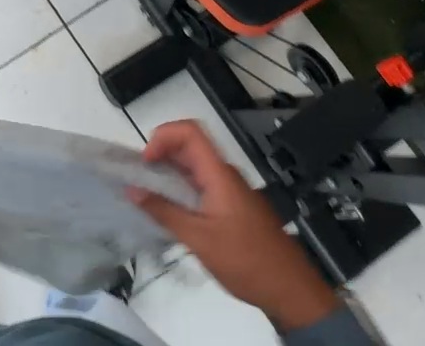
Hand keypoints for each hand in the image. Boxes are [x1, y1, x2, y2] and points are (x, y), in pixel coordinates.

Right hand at [130, 121, 339, 330]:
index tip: (147, 162)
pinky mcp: (236, 207)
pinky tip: (176, 216)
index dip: (162, 136)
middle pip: (190, 147)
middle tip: (142, 181)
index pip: (189, 131)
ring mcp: (233, 191)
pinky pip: (204, 186)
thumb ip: (164, 212)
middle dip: (161, 156)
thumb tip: (132, 190)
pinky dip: (184, 192)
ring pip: (196, 168)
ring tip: (153, 199)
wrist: (292, 292)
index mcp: (219, 174)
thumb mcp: (199, 239)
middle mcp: (227, 175)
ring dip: (171, 176)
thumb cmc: (246, 262)